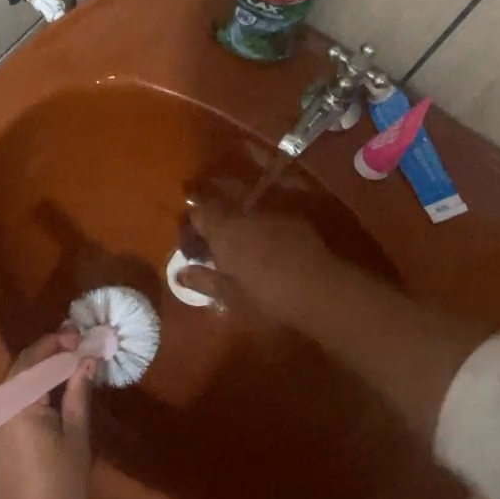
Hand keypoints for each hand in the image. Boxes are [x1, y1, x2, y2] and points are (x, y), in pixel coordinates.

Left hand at [0, 330, 94, 498]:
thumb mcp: (76, 437)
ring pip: (17, 381)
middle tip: (80, 344)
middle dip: (51, 352)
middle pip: (23, 365)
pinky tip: (55, 390)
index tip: (83, 334)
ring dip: (43, 369)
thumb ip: (78, 393)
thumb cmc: (58, 487)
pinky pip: (13, 397)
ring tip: (73, 363)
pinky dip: (33, 387)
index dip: (60, 342)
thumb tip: (87, 359)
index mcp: (17, 402)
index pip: (36, 357)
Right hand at [185, 198, 361, 324]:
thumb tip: (180, 274)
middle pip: (222, 202)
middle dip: (213, 209)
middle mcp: (245, 215)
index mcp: (223, 231)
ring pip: (247, 207)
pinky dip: (263, 225)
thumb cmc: (266, 297)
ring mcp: (273, 214)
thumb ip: (204, 281)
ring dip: (239, 216)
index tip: (189, 237)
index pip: (199, 212)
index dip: (191, 221)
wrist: (320, 289)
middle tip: (211, 229)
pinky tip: (268, 242)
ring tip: (239, 236)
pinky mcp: (296, 221)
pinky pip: (271, 216)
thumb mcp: (230, 296)